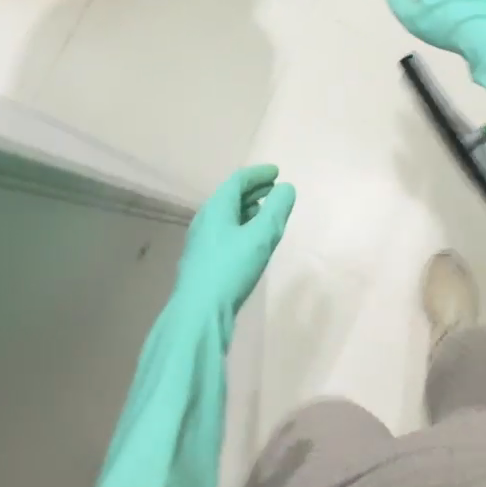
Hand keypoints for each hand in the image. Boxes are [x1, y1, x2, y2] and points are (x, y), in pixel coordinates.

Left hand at [174, 165, 295, 318]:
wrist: (198, 314)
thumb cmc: (230, 269)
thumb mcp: (261, 237)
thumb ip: (276, 210)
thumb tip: (286, 188)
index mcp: (216, 208)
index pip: (238, 181)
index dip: (258, 174)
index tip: (276, 172)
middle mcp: (205, 220)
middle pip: (231, 197)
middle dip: (254, 190)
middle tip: (274, 189)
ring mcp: (201, 242)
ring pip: (227, 216)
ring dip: (248, 209)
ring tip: (266, 213)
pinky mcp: (203, 261)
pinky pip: (225, 232)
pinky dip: (241, 227)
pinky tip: (251, 242)